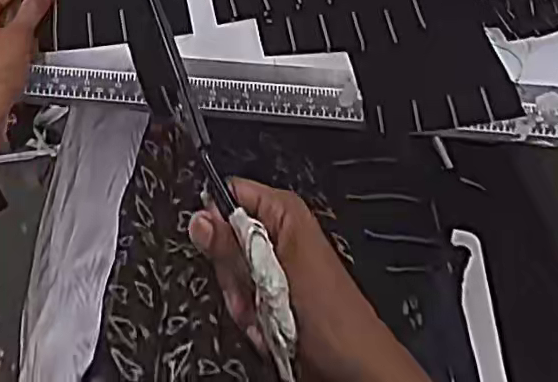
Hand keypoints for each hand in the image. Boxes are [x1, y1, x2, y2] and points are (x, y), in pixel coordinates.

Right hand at [191, 178, 428, 381]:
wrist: (358, 372)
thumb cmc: (335, 322)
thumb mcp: (273, 277)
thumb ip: (233, 246)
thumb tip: (200, 220)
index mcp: (282, 210)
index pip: (227, 193)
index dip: (215, 220)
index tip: (218, 247)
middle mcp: (279, 233)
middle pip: (225, 236)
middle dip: (232, 273)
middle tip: (252, 292)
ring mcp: (276, 265)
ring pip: (232, 272)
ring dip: (242, 300)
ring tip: (267, 315)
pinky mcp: (275, 294)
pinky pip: (244, 297)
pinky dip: (251, 316)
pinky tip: (269, 328)